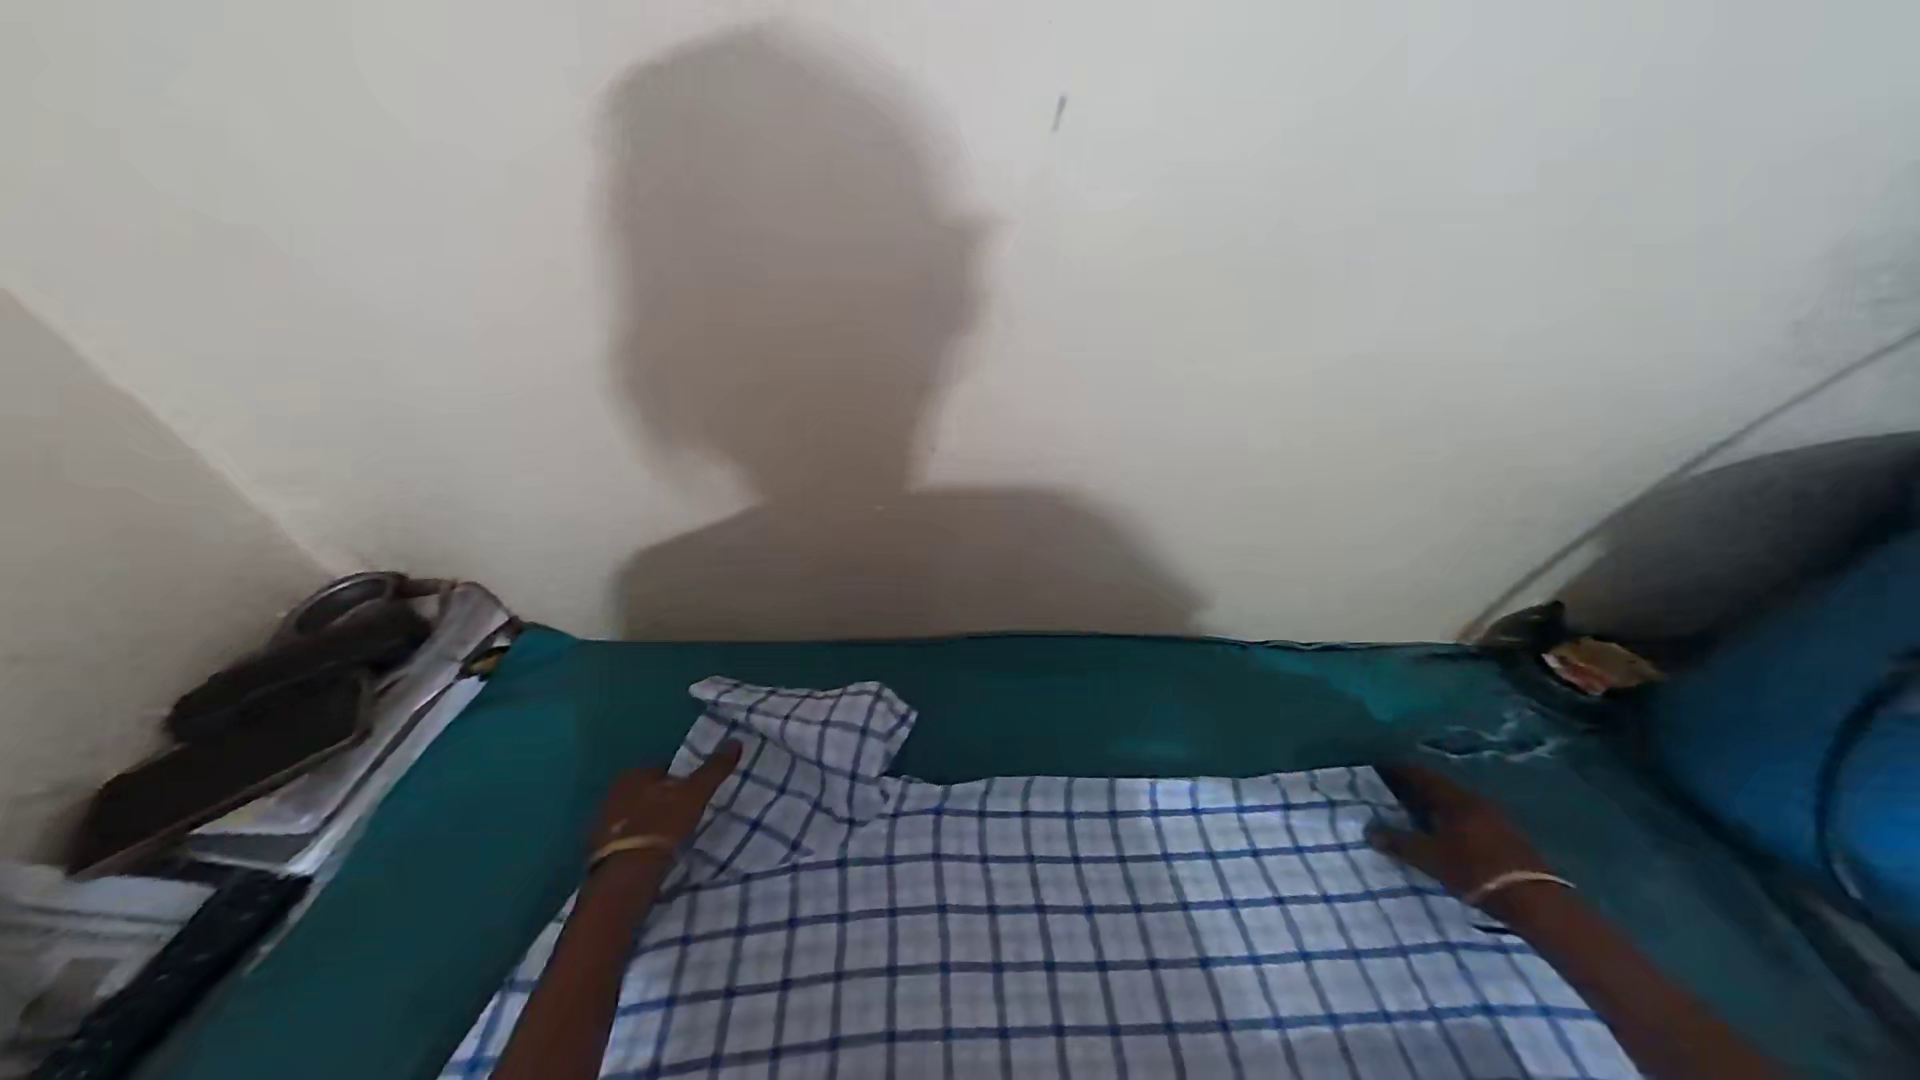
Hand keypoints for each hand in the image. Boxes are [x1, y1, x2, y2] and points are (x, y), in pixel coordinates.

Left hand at [588, 740, 743, 853]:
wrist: (627, 874)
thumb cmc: (662, 824)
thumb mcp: (696, 793)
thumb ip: (714, 768)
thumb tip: (735, 740)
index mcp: (633, 774)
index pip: (662, 770)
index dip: (680, 782)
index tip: (693, 796)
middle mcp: (612, 792)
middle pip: (646, 792)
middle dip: (662, 801)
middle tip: (683, 816)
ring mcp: (601, 822)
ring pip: (634, 815)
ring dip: (648, 822)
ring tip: (669, 838)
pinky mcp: (597, 849)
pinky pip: (624, 838)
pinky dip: (637, 842)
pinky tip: (650, 853)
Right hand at [1366, 765, 1552, 909]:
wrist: (1535, 901)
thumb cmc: (1474, 870)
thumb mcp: (1429, 857)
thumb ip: (1397, 841)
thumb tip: (1369, 831)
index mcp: (1454, 799)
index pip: (1420, 774)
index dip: (1397, 769)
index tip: (1377, 768)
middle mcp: (1474, 801)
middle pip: (1438, 787)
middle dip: (1414, 788)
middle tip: (1390, 792)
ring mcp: (1495, 818)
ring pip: (1455, 803)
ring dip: (1434, 805)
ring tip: (1414, 814)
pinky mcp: (1507, 836)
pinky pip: (1469, 818)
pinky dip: (1451, 819)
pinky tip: (1444, 833)